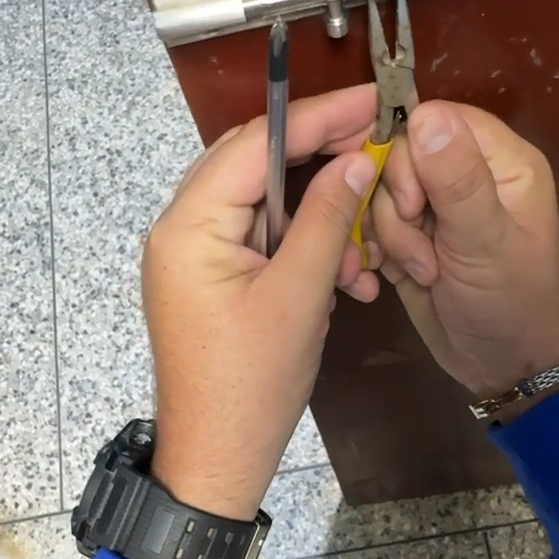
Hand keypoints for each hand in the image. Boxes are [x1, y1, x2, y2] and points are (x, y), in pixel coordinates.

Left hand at [143, 84, 381, 520]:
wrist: (218, 458)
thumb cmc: (251, 385)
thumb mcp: (298, 295)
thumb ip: (328, 219)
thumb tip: (357, 159)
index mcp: (188, 227)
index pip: (253, 142)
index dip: (317, 116)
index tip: (371, 100)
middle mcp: (181, 230)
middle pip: (254, 165)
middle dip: (319, 158)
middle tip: (377, 147)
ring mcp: (194, 256)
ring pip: (263, 205)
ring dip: (318, 213)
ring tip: (367, 236)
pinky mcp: (212, 280)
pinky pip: (261, 240)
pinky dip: (303, 245)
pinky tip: (345, 270)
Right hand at [370, 101, 558, 403]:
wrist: (500, 367)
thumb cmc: (510, 302)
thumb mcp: (485, 241)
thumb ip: (456, 179)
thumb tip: (423, 113)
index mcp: (500, 162)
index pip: (437, 121)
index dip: (411, 155)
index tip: (413, 204)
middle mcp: (464, 177)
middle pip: (400, 157)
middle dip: (397, 205)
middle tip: (420, 247)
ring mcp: (434, 210)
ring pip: (379, 193)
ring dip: (387, 235)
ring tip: (419, 271)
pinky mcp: (408, 239)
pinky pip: (370, 224)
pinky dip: (370, 249)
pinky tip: (382, 275)